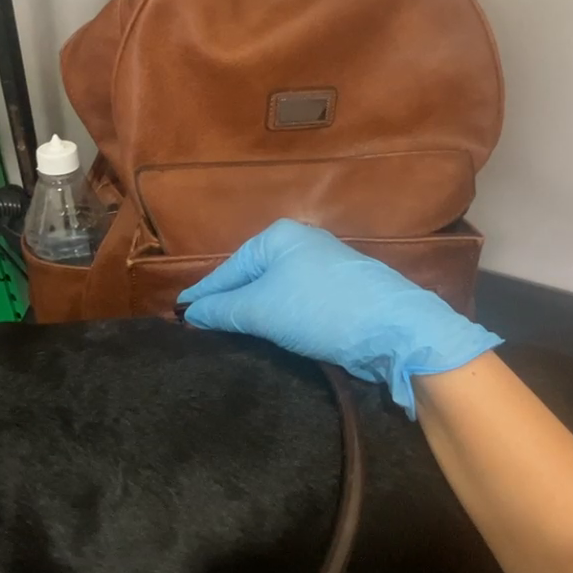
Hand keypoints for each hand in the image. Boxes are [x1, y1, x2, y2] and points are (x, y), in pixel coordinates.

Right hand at [177, 220, 501, 416]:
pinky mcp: (341, 294)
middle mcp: (302, 244)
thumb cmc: (318, 309)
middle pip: (251, 278)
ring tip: (227, 336)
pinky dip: (278, 319)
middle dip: (227, 303)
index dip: (203, 293)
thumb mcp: (261, 309)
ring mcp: (325, 268)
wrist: (394, 329)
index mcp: (279, 236)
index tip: (178, 314)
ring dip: (253, 314)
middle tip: (199, 329)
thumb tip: (189, 314)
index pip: (229, 268)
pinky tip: (268, 337)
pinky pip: (296, 304)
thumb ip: (221, 310)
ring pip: (275, 292)